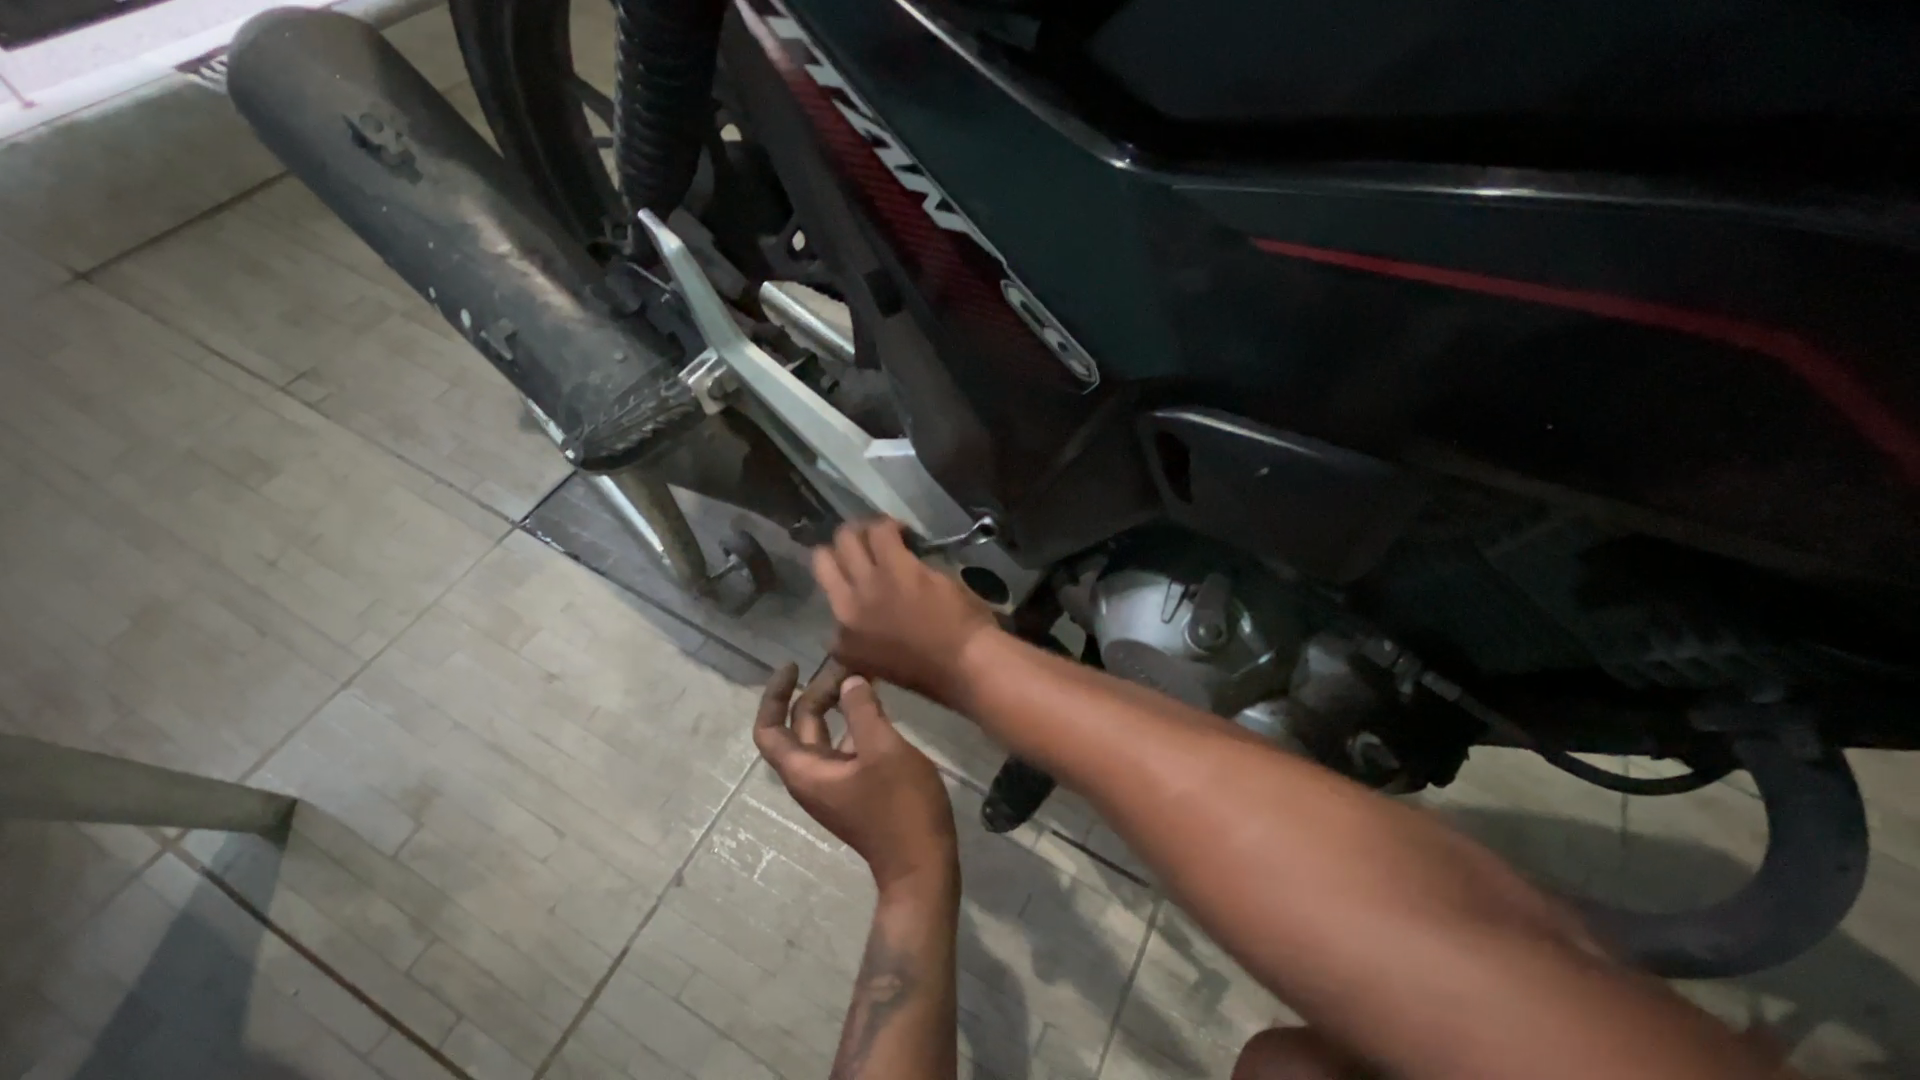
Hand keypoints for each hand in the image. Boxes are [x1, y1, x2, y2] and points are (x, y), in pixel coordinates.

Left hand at [754, 662, 958, 893]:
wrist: (922, 864)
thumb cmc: (899, 806)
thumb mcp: (883, 749)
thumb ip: (863, 710)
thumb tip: (849, 681)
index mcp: (805, 770)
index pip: (768, 729)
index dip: (774, 695)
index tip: (793, 666)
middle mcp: (811, 778)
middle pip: (800, 726)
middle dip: (818, 692)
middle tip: (848, 664)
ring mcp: (834, 787)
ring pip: (824, 737)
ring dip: (837, 706)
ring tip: (862, 678)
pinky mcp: (856, 791)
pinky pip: (844, 749)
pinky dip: (854, 724)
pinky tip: (878, 709)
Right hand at [811, 519, 998, 704]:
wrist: (962, 663)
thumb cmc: (933, 670)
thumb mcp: (881, 666)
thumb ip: (863, 642)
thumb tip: (866, 621)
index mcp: (842, 641)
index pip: (827, 600)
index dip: (843, 582)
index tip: (861, 577)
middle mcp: (846, 609)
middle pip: (825, 560)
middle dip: (844, 549)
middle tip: (867, 547)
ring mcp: (869, 584)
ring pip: (847, 539)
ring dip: (864, 532)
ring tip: (886, 535)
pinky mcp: (896, 565)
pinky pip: (881, 530)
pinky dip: (892, 525)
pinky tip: (905, 532)